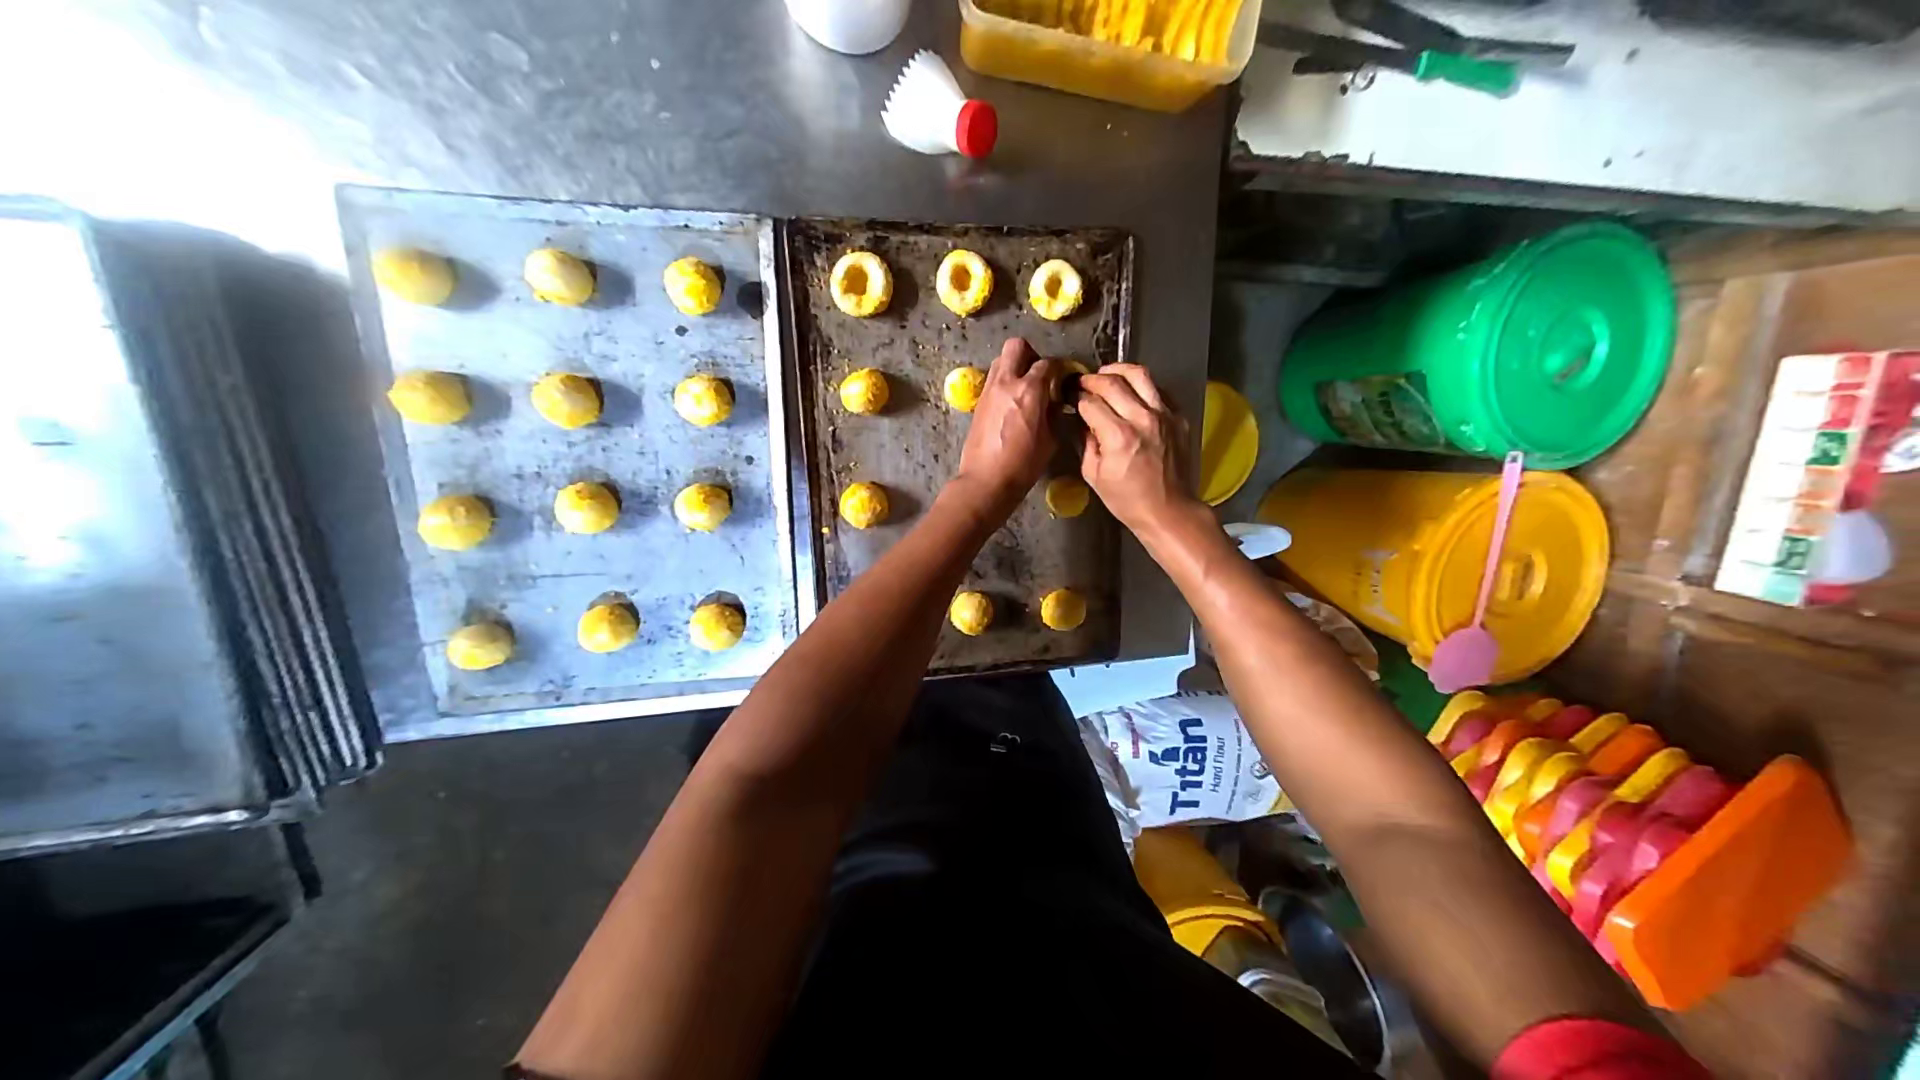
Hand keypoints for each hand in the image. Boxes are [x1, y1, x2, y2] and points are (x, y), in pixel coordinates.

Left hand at [954, 338, 1054, 513]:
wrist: (986, 481)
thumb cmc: (1023, 465)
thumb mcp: (1050, 440)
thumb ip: (1054, 414)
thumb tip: (1055, 401)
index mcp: (1029, 390)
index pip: (1047, 363)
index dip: (1058, 369)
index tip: (1062, 381)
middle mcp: (1007, 382)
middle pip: (1016, 346)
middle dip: (1030, 354)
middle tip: (1038, 374)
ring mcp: (989, 391)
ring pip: (1001, 360)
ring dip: (1014, 366)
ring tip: (1024, 388)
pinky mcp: (978, 403)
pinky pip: (993, 380)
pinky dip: (1003, 383)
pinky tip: (1011, 404)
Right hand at [1077, 364, 1205, 537]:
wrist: (1169, 509)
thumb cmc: (1127, 499)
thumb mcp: (1093, 474)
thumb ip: (1086, 442)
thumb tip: (1083, 420)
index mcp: (1119, 436)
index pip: (1090, 402)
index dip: (1076, 397)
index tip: (1070, 397)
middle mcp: (1143, 419)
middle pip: (1112, 382)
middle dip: (1092, 379)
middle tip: (1083, 383)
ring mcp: (1165, 415)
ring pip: (1140, 375)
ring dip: (1118, 370)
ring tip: (1106, 375)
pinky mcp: (1178, 417)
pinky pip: (1158, 389)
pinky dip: (1141, 385)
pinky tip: (1131, 393)